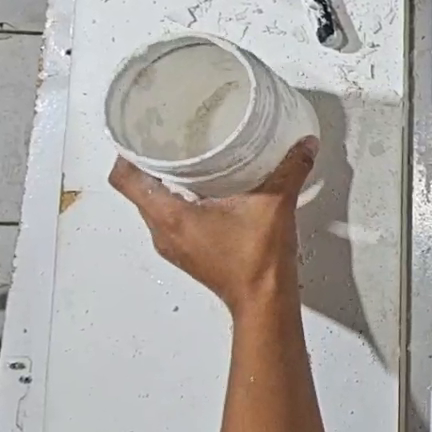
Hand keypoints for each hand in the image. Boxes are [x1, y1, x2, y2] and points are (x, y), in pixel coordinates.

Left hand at [108, 138, 317, 314]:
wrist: (264, 300)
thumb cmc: (259, 257)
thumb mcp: (277, 204)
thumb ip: (291, 169)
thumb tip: (306, 144)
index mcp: (169, 216)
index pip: (125, 179)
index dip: (127, 152)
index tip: (143, 132)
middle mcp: (162, 232)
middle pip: (138, 191)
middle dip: (151, 163)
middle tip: (173, 139)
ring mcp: (172, 246)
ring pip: (154, 206)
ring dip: (166, 184)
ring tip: (193, 162)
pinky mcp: (188, 254)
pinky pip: (171, 221)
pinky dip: (181, 202)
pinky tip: (209, 193)